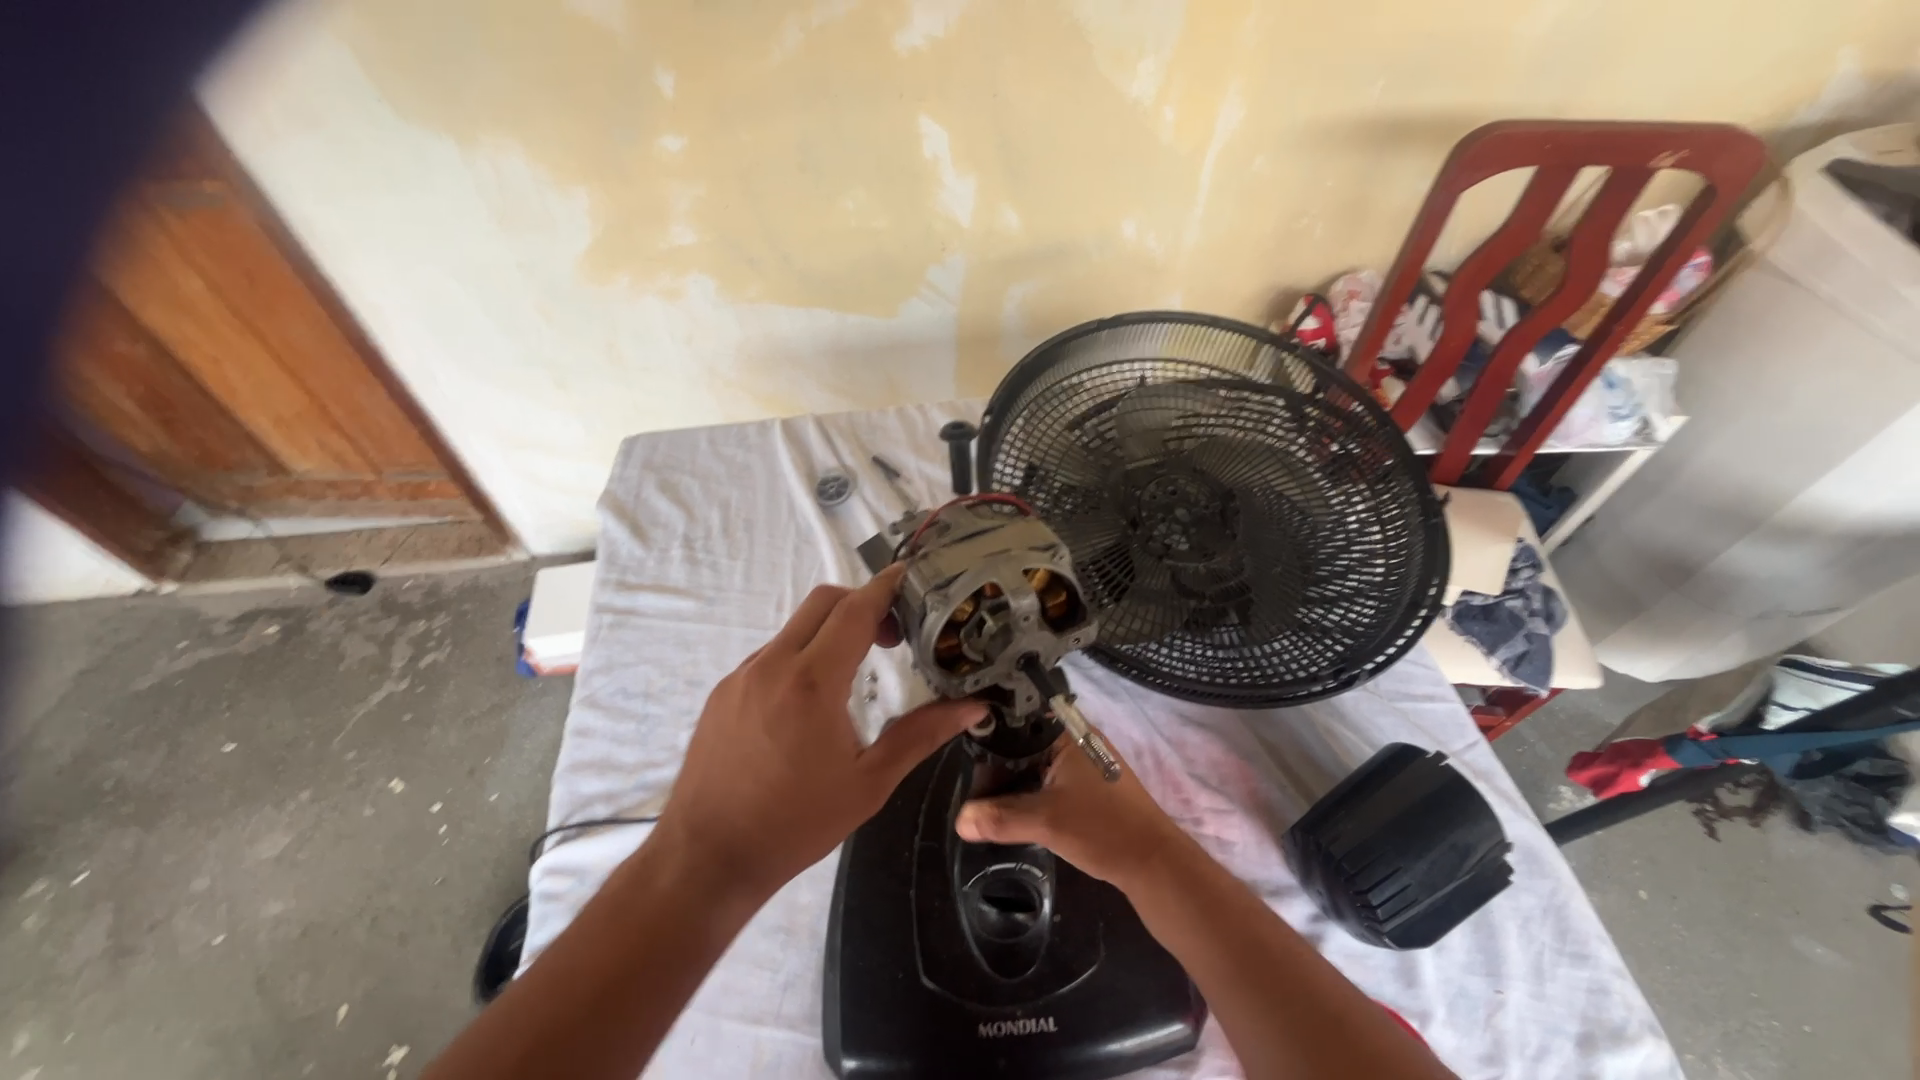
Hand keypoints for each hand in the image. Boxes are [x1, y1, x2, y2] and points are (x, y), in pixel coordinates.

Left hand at [656, 563, 986, 897]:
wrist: (708, 857)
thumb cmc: (796, 823)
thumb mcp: (869, 782)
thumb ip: (921, 735)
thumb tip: (972, 708)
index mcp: (813, 682)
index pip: (855, 610)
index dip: (886, 588)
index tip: (912, 577)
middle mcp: (772, 665)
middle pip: (822, 603)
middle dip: (861, 604)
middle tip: (892, 637)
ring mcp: (741, 677)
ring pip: (793, 629)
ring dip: (828, 633)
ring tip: (855, 673)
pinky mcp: (723, 693)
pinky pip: (770, 657)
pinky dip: (799, 658)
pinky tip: (810, 705)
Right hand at [954, 727, 1192, 890]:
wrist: (1154, 864)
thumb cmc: (1103, 829)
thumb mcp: (1045, 822)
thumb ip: (1000, 818)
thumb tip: (959, 821)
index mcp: (1070, 733)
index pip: (1019, 723)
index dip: (990, 740)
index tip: (966, 760)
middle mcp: (1079, 740)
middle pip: (1026, 745)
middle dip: (1000, 767)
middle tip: (972, 790)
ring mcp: (1087, 764)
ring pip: (1038, 765)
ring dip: (1016, 783)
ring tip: (986, 802)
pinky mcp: (1092, 787)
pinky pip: (1051, 780)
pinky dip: (1032, 793)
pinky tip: (1015, 810)